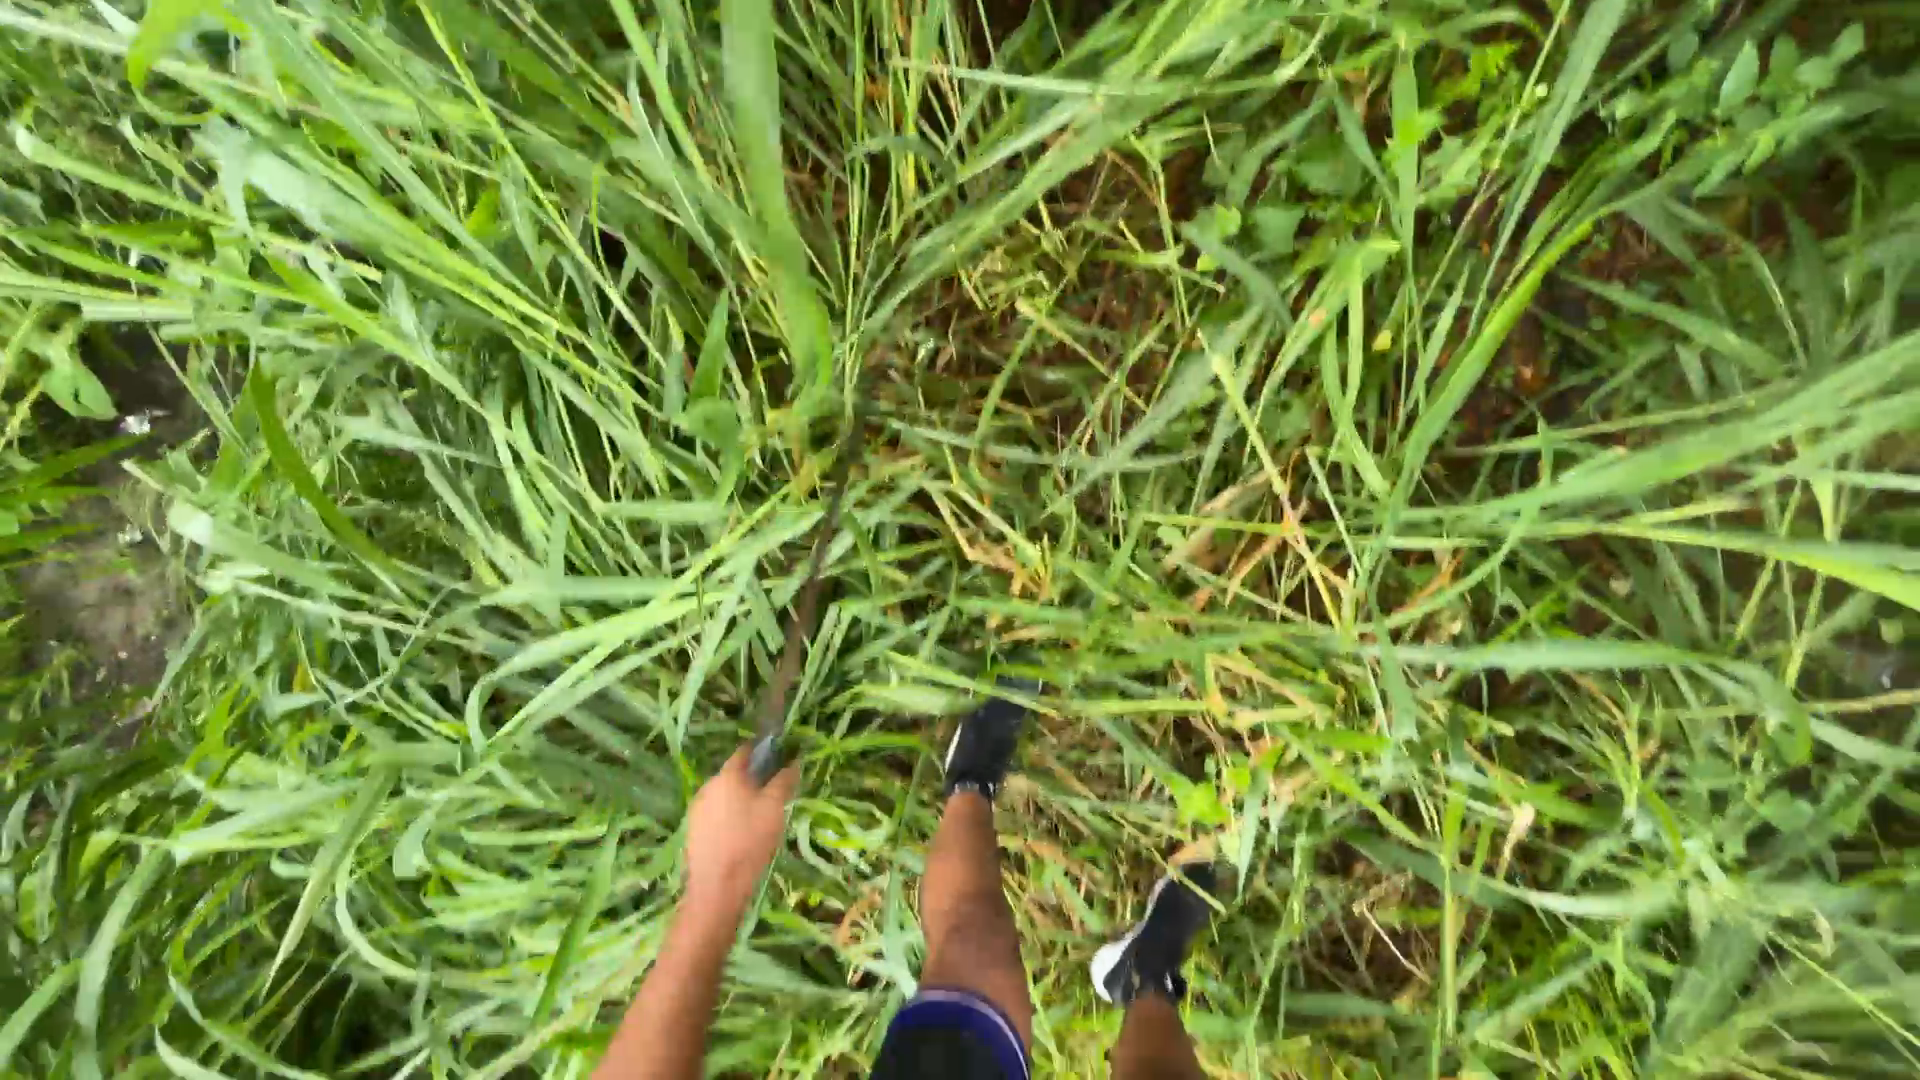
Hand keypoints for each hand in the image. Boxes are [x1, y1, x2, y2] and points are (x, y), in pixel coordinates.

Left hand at [682, 747, 799, 916]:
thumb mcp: (774, 807)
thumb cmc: (749, 840)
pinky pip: (716, 812)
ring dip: (742, 797)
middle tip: (775, 790)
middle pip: (734, 773)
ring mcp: (697, 808)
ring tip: (761, 814)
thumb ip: (784, 781)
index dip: (763, 750)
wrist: (717, 887)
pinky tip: (742, 832)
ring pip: (725, 794)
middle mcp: (708, 786)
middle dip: (754, 777)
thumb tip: (794, 762)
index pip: (745, 751)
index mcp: (727, 775)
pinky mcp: (693, 829)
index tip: (780, 757)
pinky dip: (730, 814)